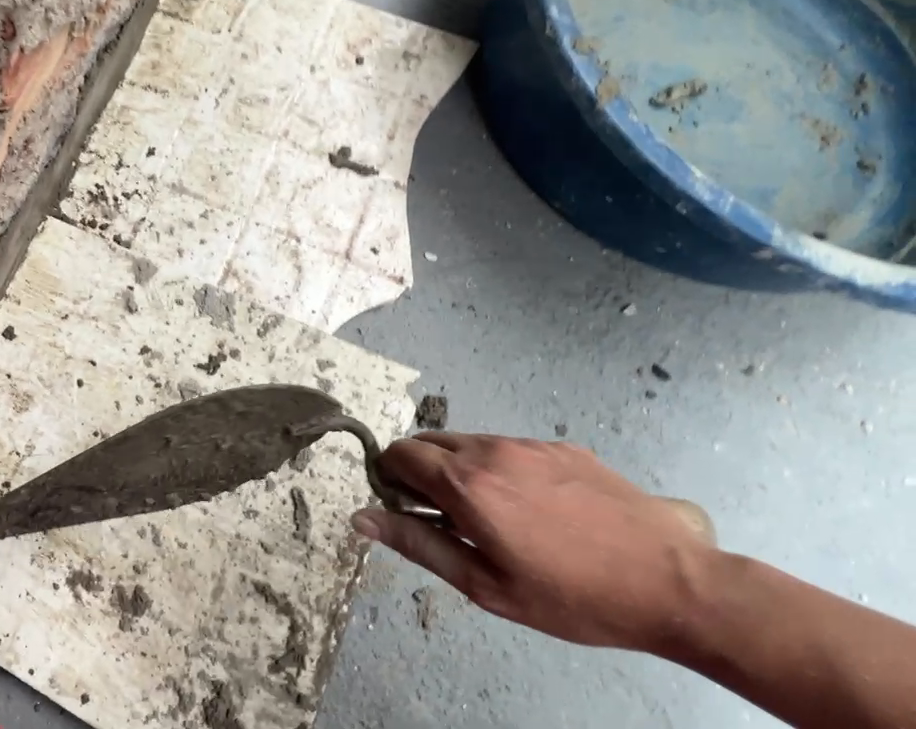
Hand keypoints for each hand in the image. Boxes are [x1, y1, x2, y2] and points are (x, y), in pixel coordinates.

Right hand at [352, 432, 715, 652]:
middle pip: (428, 442)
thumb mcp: (486, 586)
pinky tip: (538, 509)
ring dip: (461, 469)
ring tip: (498, 516)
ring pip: (468, 443)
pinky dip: (502, 468)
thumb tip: (360, 517)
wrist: (680, 587)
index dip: (390, 478)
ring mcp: (530, 445)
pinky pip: (510, 448)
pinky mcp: (563, 447)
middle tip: (447, 517)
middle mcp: (490, 451)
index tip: (406, 509)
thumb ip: (418, 544)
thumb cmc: (575, 598)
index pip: (398, 454)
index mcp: (465, 484)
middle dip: (422, 472)